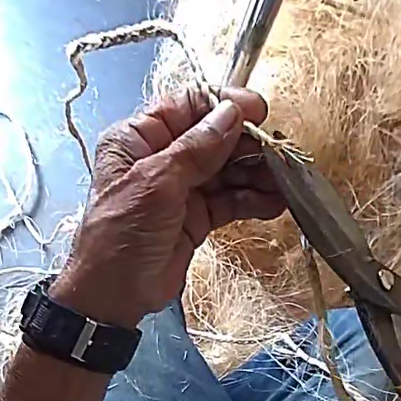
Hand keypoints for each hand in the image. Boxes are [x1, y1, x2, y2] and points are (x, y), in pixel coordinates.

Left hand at [52, 87, 285, 325]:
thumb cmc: (122, 234)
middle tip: (281, 153)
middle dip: (248, 144)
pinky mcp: (196, 219)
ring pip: (226, 171)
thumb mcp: (156, 184)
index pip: (187, 106)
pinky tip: (275, 203)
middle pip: (214, 139)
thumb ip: (196, 148)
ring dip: (257, 174)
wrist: (114, 296)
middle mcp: (160, 159)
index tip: (259, 112)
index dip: (224, 105)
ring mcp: (180, 190)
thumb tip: (232, 112)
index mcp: (138, 139)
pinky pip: (229, 201)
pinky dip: (252, 201)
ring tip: (286, 181)